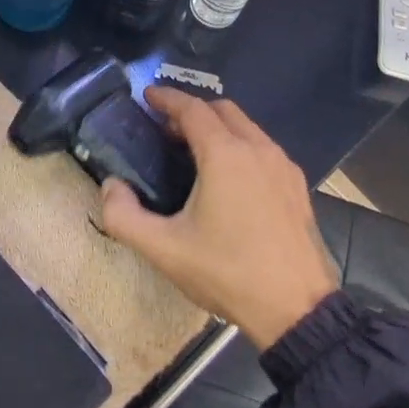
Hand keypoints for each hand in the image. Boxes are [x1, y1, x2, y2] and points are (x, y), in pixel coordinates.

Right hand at [100, 88, 339, 348]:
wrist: (297, 311)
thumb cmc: (227, 273)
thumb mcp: (164, 250)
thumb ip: (124, 215)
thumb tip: (111, 186)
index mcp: (225, 154)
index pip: (193, 109)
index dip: (167, 98)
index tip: (147, 96)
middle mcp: (258, 149)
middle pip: (223, 110)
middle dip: (193, 111)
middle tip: (166, 129)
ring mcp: (283, 167)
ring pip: (247, 128)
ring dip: (219, 128)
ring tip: (193, 152)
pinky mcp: (298, 188)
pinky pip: (264, 149)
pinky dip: (240, 146)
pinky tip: (229, 178)